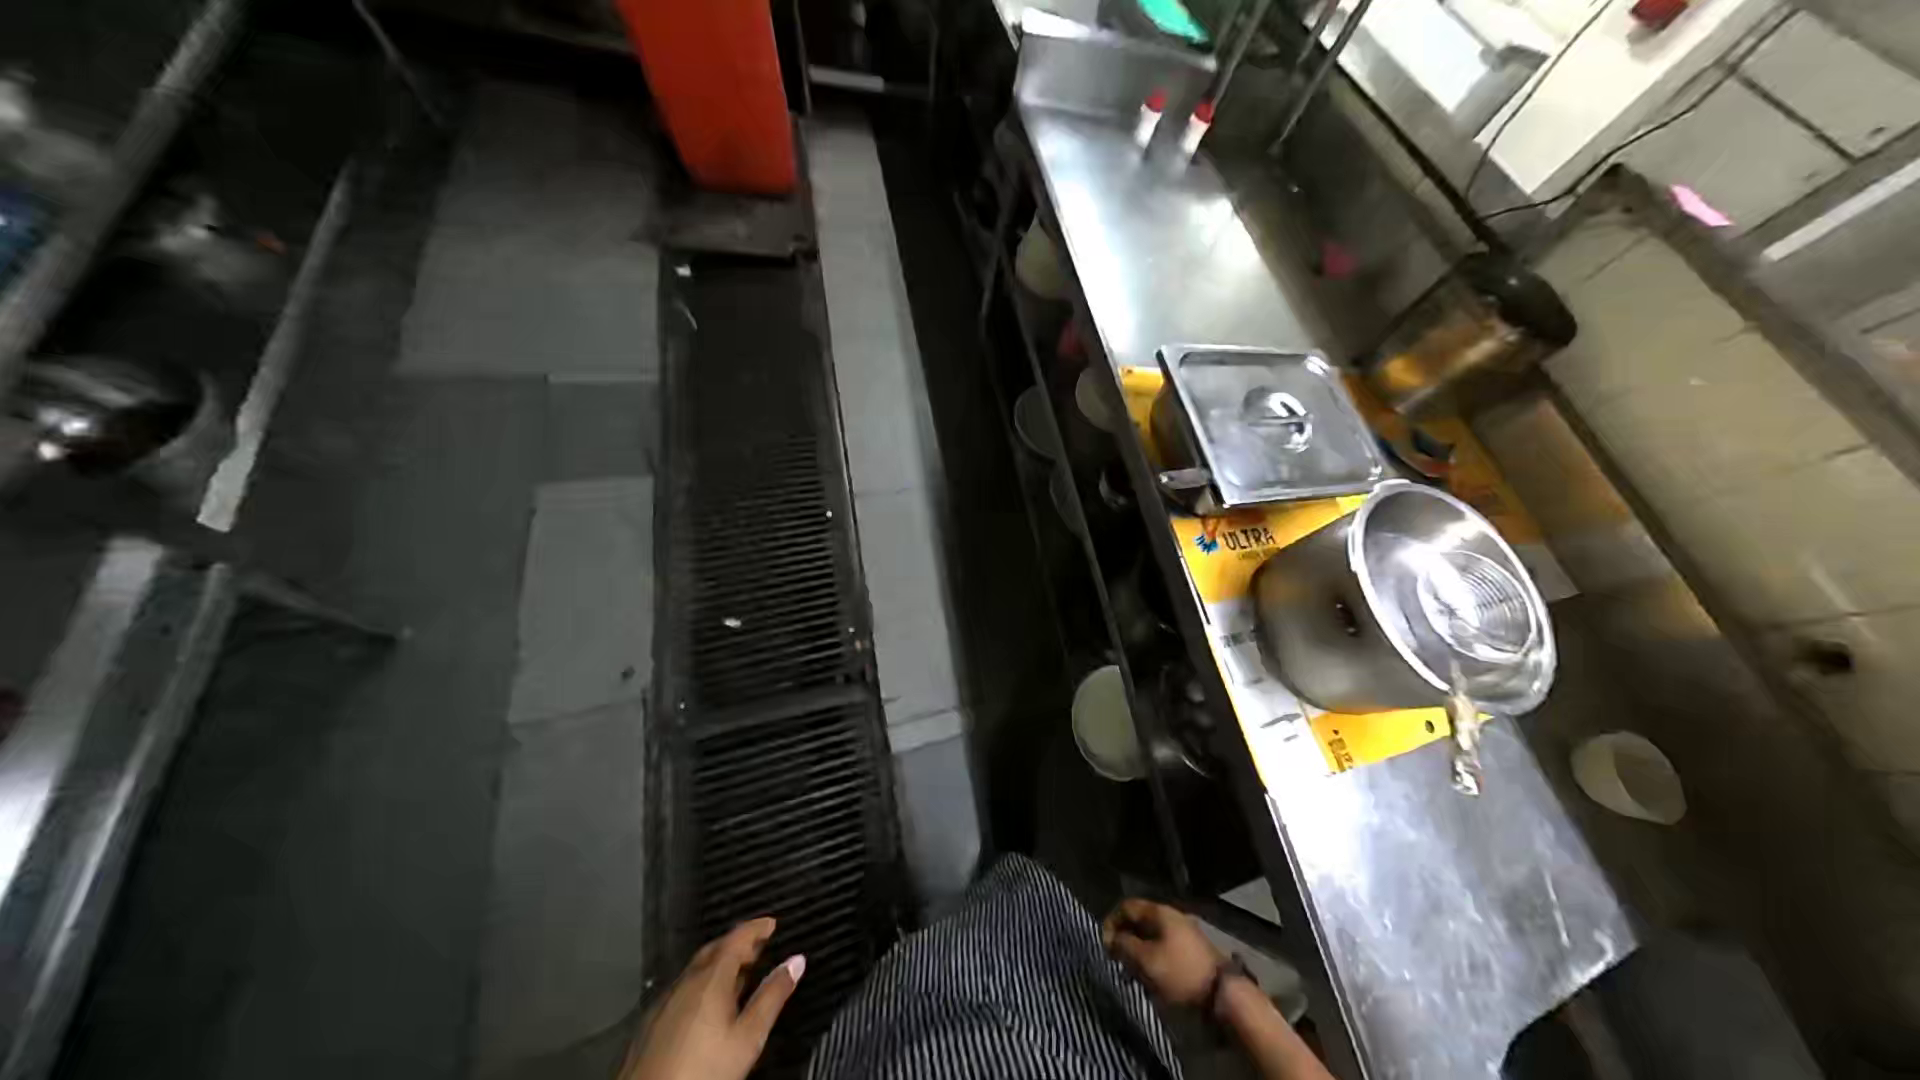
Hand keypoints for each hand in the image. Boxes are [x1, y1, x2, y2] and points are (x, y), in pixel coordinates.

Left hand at [622, 918, 804, 1079]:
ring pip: (695, 970)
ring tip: (740, 974)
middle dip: (737, 944)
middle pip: (714, 950)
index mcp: (710, 979)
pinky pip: (682, 989)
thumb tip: (797, 960)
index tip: (773, 924)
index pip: (736, 939)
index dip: (755, 928)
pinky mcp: (649, 1024)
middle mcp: (685, 982)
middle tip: (759, 947)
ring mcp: (663, 1003)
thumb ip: (772, 996)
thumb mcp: (747, 1038)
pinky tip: (707, 1006)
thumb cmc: (704, 1072)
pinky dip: (701, 984)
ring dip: (719, 964)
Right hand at [1102, 898, 1223, 1008]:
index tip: (1105, 945)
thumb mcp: (1145, 960)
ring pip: (1151, 936)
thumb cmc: (1180, 973)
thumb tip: (1111, 939)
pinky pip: (1163, 947)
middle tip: (1117, 959)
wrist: (1223, 995)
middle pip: (1139, 921)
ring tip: (1132, 971)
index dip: (1111, 922)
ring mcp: (1184, 932)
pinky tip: (1150, 975)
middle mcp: (1172, 916)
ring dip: (1138, 950)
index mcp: (1160, 911)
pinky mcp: (1192, 950)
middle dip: (1124, 938)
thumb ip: (1123, 945)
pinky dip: (1152, 957)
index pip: (1126, 906)